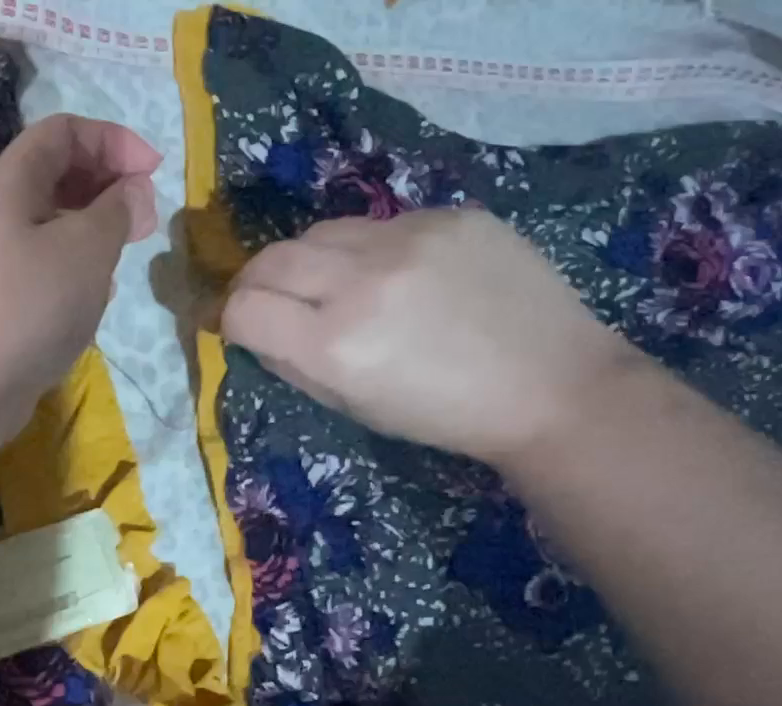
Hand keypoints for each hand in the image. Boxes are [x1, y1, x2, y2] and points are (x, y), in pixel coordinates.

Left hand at [0, 114, 159, 428]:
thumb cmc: (34, 307)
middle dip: (108, 184)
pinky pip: (47, 261)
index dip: (113, 139)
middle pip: (58, 173)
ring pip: (55, 220)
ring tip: (125, 252)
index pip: (63, 131)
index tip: (152, 172)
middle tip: (144, 217)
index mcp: (10, 184)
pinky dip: (78, 263)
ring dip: (96, 227)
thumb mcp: (88, 247)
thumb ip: (117, 208)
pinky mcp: (3, 296)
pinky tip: (96, 291)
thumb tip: (131, 192)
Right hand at [220, 209, 640, 463]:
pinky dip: (368, 250)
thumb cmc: (439, 414)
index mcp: (334, 346)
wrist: (550, 384)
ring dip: (308, 260)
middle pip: (269, 259)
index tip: (243, 327)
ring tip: (335, 285)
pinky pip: (378, 224)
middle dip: (256, 282)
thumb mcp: (349, 405)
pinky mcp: (450, 215)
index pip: (242, 308)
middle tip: (271, 300)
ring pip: (319, 232)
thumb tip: (257, 329)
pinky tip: (401, 275)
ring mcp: (409, 240)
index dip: (230, 318)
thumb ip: (293, 363)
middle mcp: (362, 283)